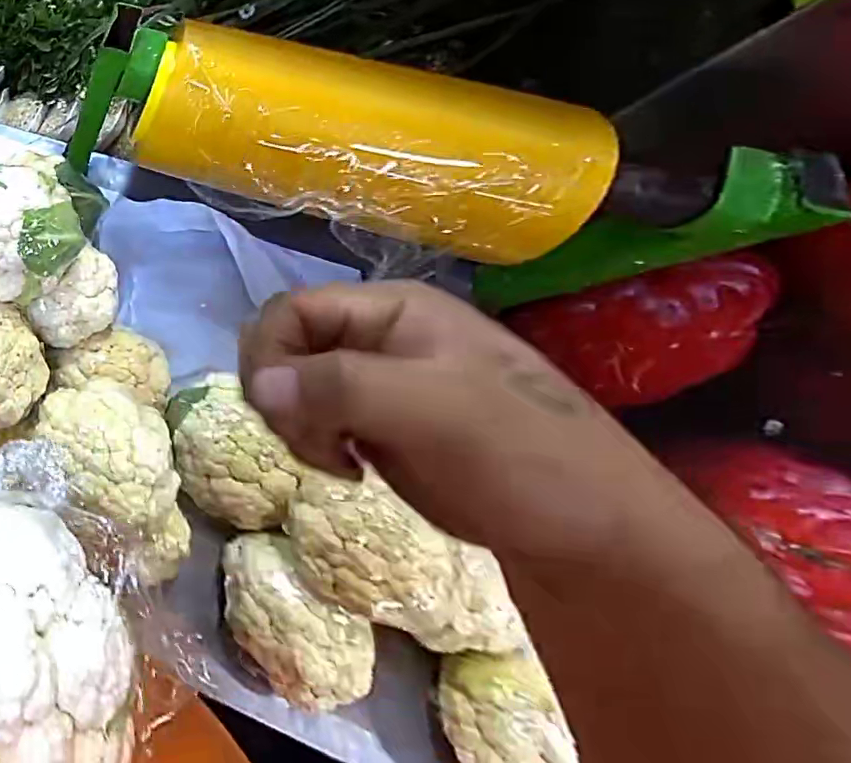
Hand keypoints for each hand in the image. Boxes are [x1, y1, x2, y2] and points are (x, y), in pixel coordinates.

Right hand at [238, 280, 727, 571]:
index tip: (279, 410)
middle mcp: (373, 334)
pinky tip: (346, 467)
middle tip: (312, 440)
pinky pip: (309, 415)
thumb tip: (256, 386)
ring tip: (336, 460)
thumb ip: (341, 387)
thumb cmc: (525, 459)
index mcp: (391, 308)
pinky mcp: (370, 419)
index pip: (290, 310)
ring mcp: (372, 378)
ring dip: (294, 423)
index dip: (270, 353)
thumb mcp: (436, 412)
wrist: (594, 542)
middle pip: (282, 344)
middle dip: (281, 394)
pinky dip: (310, 441)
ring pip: (289, 383)